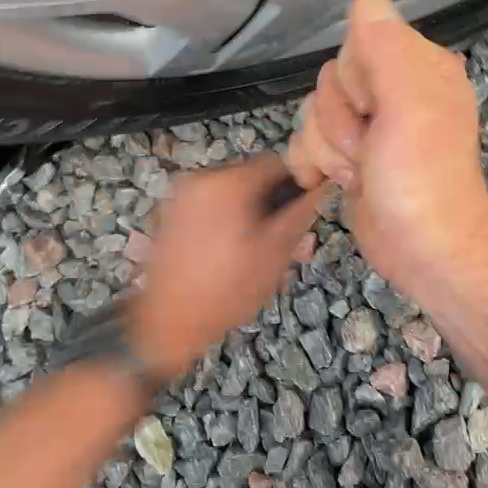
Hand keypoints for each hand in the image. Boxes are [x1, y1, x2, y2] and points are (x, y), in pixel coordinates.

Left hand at [124, 154, 322, 380]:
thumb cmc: (226, 290)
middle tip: (287, 240)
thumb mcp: (275, 253)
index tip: (305, 210)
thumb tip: (321, 187)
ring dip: (252, 213)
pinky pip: (212, 205)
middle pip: (254, 177)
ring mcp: (182, 194)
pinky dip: (228, 218)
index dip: (298, 183)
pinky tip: (235, 251)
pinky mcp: (171, 212)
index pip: (278, 162)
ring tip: (262, 251)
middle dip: (273, 204)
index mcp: (228, 181)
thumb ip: (301, 214)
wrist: (166, 325)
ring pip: (233, 193)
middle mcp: (202, 177)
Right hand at [287, 0, 487, 299]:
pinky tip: (336, 183)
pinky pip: (307, 139)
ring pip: (313, 110)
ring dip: (329, 147)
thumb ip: (386, 46)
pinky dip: (314, 163)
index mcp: (419, 65)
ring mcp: (372, 124)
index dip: (357, 76)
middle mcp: (396, 88)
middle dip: (340, 118)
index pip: (359, 37)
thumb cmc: (423, 180)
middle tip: (373, 146)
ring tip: (363, 170)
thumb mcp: (410, 104)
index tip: (377, 108)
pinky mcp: (350, 153)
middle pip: (330, 77)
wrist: (423, 253)